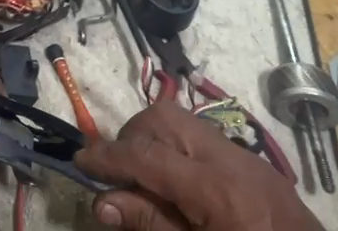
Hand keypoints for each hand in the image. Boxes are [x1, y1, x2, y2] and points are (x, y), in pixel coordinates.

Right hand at [74, 101, 323, 230]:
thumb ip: (152, 225)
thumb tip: (102, 201)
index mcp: (217, 192)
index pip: (147, 156)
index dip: (107, 157)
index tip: (79, 160)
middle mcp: (231, 161)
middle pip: (163, 118)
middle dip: (131, 137)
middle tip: (117, 173)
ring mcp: (248, 159)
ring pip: (182, 120)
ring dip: (153, 138)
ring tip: (142, 177)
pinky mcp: (258, 166)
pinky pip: (203, 138)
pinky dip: (177, 148)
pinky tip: (174, 182)